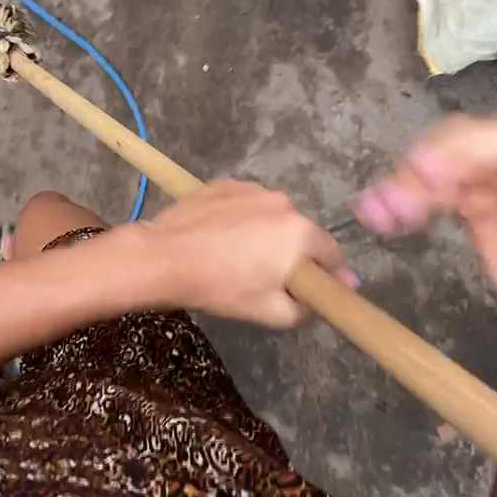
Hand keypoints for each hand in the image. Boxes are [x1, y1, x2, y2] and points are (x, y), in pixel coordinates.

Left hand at [142, 180, 349, 326]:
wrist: (165, 257)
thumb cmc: (222, 286)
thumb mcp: (274, 313)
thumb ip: (307, 307)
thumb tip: (318, 297)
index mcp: (300, 232)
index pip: (331, 254)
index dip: (327, 275)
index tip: (313, 289)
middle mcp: (280, 202)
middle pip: (300, 232)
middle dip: (292, 253)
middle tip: (269, 275)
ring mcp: (248, 188)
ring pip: (270, 215)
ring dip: (265, 232)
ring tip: (238, 254)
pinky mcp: (221, 184)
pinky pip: (243, 204)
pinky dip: (240, 218)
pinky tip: (220, 236)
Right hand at [353, 117, 496, 350]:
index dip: (468, 151)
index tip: (426, 173)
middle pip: (470, 143)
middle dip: (426, 164)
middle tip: (393, 196)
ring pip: (443, 161)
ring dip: (404, 181)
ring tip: (376, 211)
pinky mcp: (474, 201)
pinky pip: (432, 187)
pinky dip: (403, 197)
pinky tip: (379, 213)